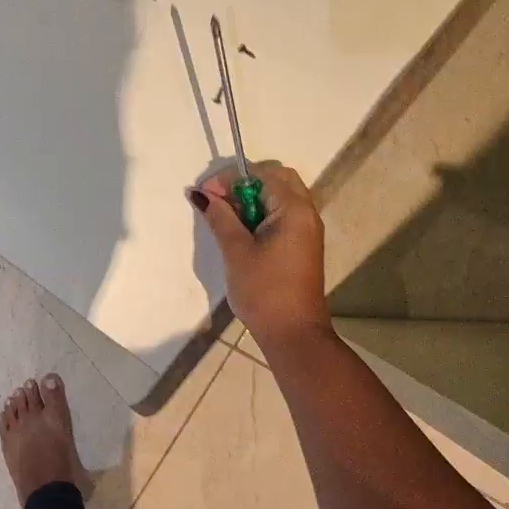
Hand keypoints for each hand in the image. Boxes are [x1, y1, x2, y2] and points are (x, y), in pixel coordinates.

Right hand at [191, 164, 329, 350]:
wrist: (293, 333)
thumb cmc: (264, 291)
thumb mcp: (236, 251)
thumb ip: (220, 218)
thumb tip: (201, 194)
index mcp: (294, 210)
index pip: (264, 174)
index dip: (231, 178)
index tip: (205, 194)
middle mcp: (306, 213)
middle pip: (277, 180)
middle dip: (244, 185)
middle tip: (218, 202)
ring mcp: (306, 231)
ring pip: (279, 199)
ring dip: (251, 201)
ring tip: (224, 219)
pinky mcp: (301, 246)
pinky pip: (282, 217)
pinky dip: (260, 216)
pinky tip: (240, 233)